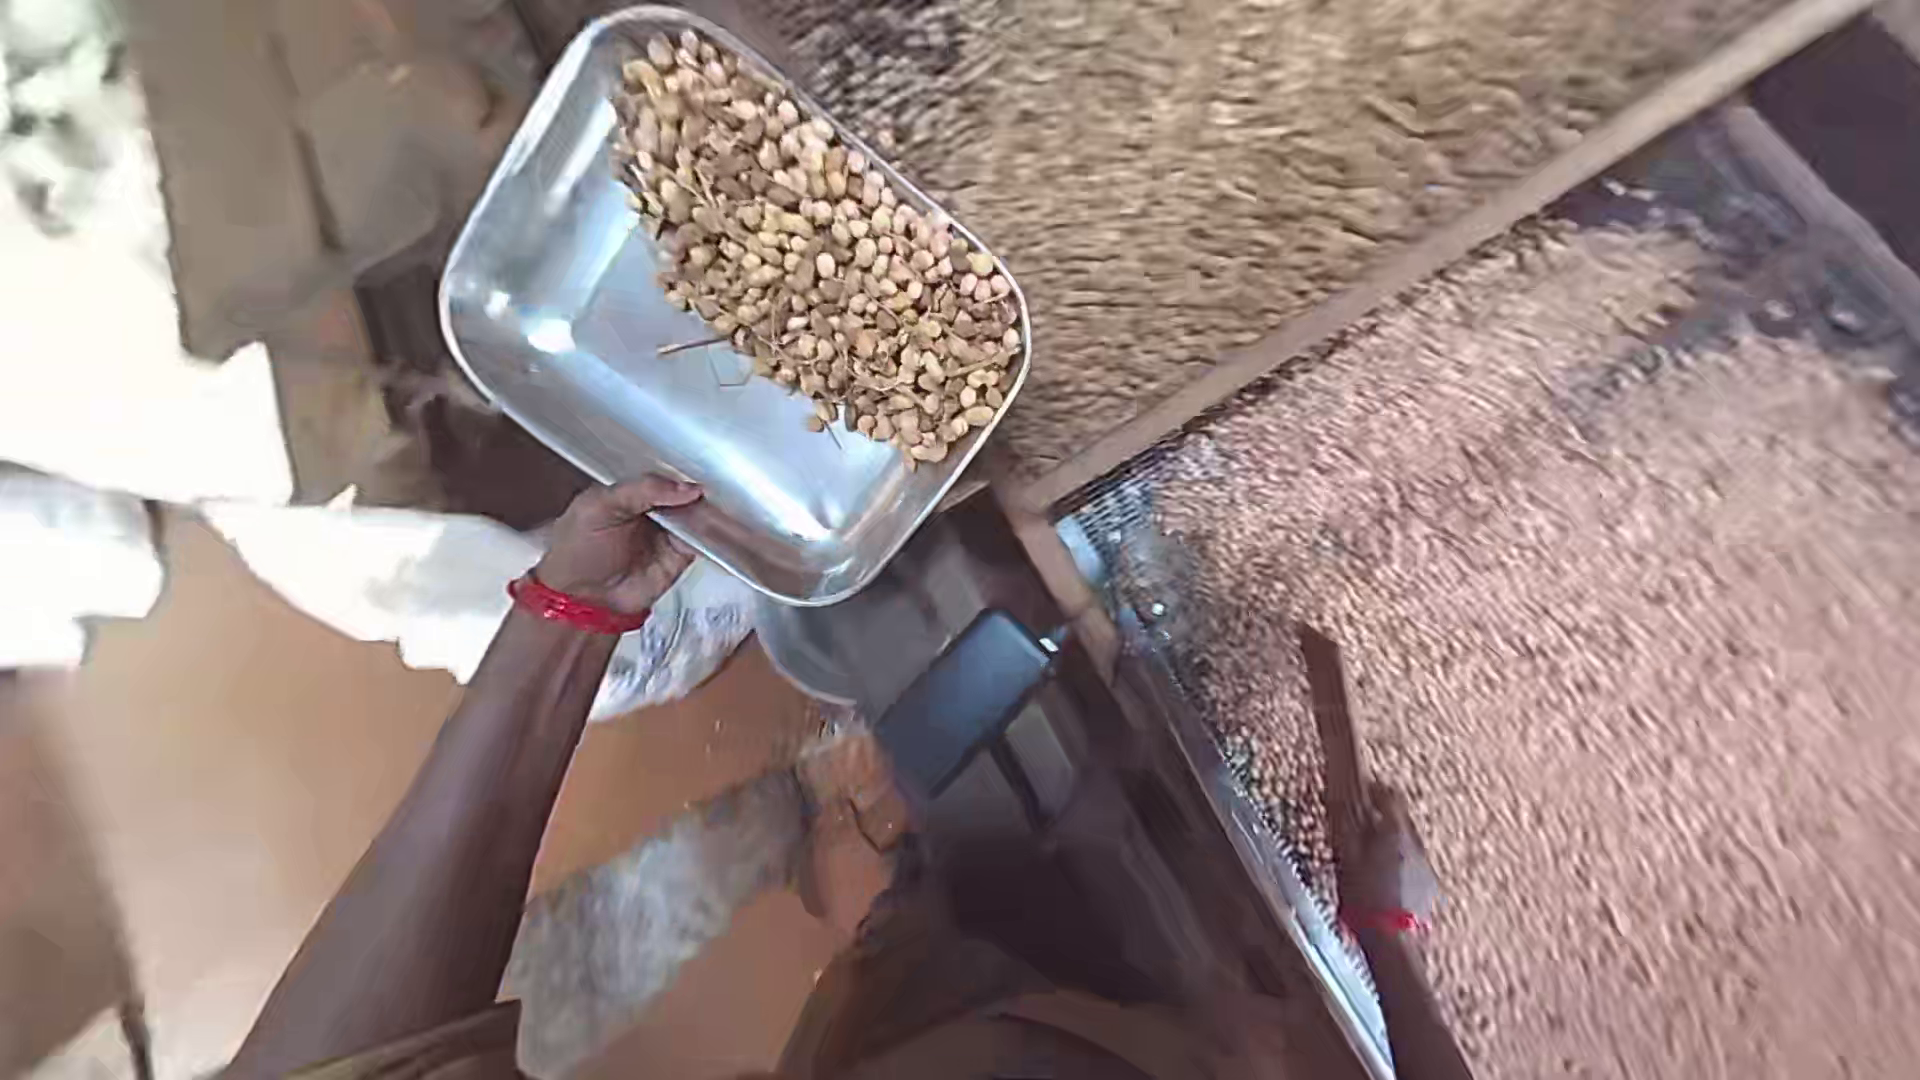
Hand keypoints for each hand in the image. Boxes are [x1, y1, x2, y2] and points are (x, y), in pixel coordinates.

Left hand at [534, 476, 702, 614]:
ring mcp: (668, 533)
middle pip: (686, 495)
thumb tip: (687, 489)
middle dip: (698, 494)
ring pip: (698, 516)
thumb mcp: (600, 507)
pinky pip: (704, 541)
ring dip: (708, 514)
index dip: (680, 476)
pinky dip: (712, 536)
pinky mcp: (681, 555)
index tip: (692, 482)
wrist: (584, 599)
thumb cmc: (578, 551)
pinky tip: (714, 531)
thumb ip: (641, 491)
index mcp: (630, 492)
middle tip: (706, 496)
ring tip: (712, 513)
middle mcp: (652, 510)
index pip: (663, 476)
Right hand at [1339, 783, 1440, 924]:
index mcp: (1394, 832)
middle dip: (1381, 810)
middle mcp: (1415, 845)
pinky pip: (1412, 859)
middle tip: (1359, 814)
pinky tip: (1382, 869)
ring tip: (1367, 844)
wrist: (1391, 940)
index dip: (1373, 787)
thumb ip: (1345, 819)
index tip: (1359, 787)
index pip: (1390, 794)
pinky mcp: (1428, 886)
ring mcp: (1425, 867)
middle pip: (1401, 814)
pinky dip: (1397, 856)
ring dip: (1389, 834)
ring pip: (1407, 837)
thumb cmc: (1363, 893)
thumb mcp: (1344, 850)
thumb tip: (1338, 793)